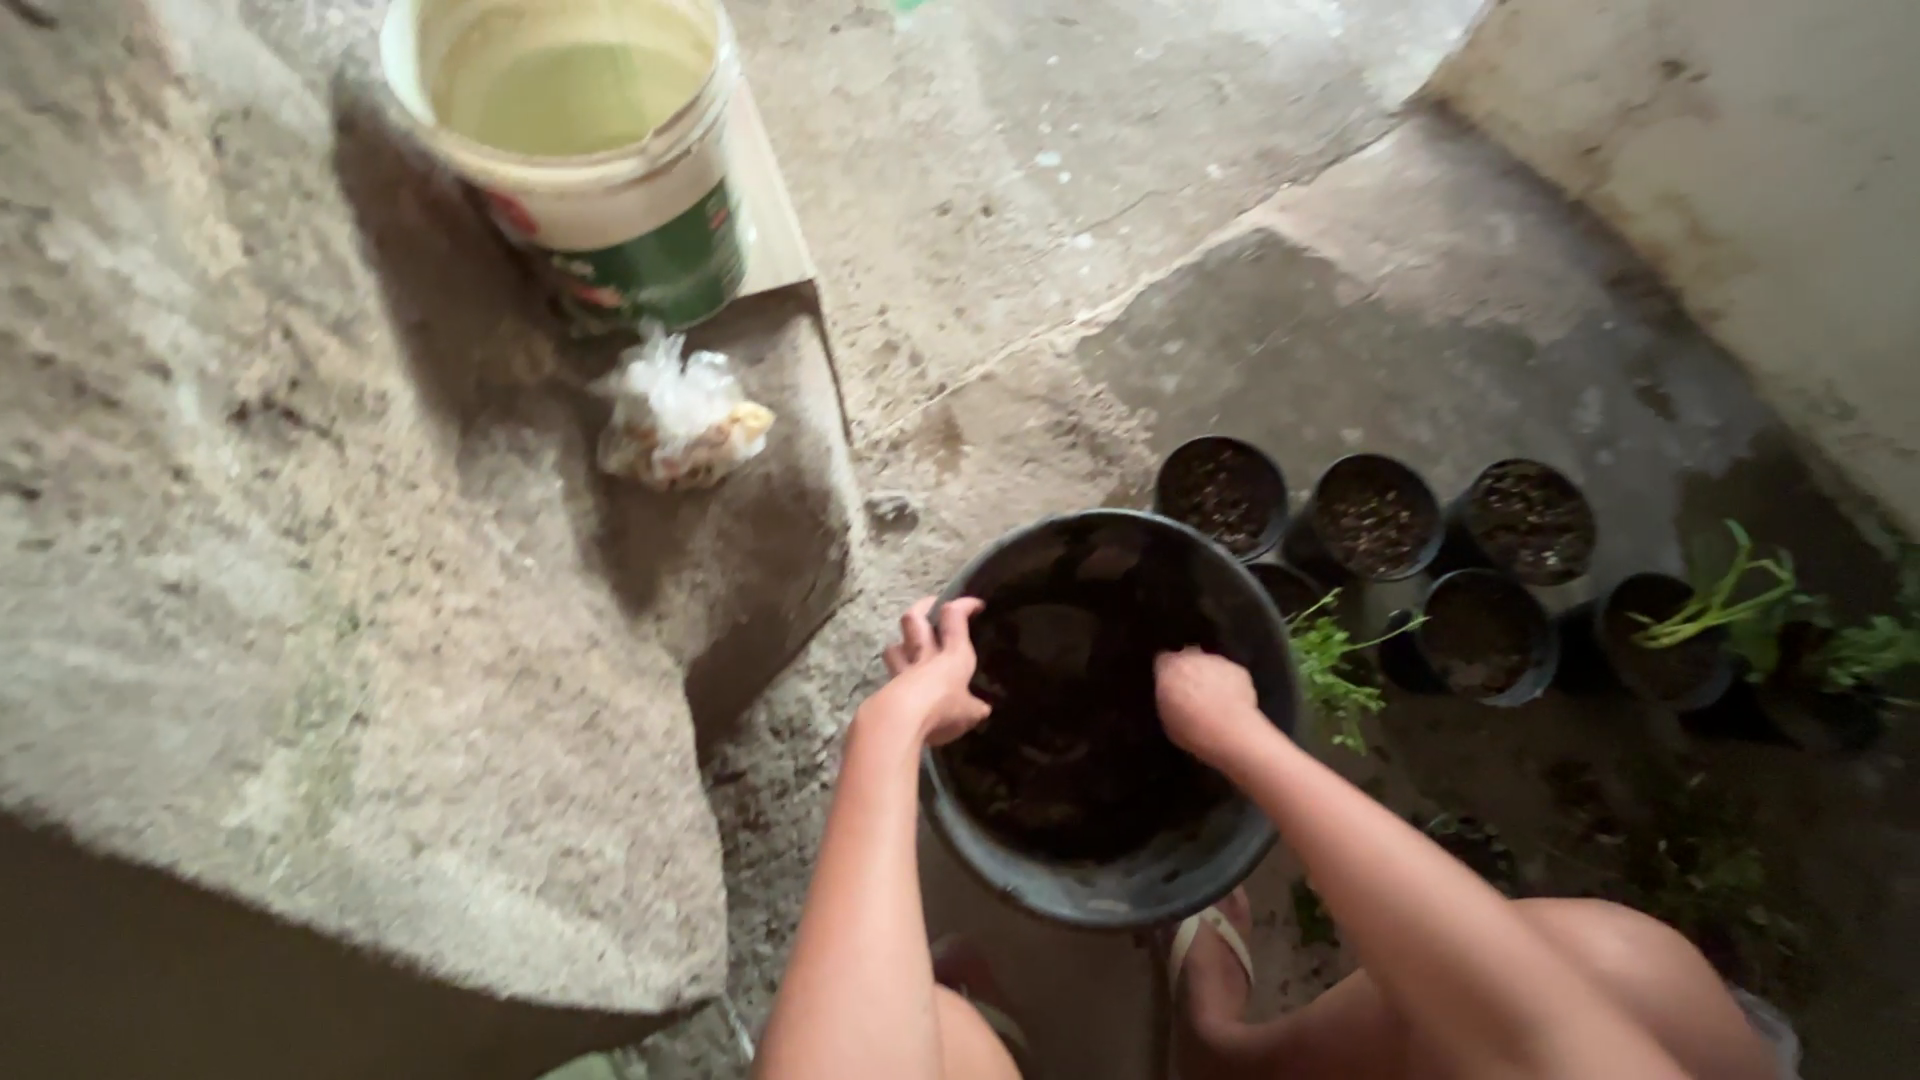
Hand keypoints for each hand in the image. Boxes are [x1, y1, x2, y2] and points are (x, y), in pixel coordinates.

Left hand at [864, 596, 991, 745]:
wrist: (900, 721)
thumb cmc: (942, 710)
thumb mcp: (969, 714)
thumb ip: (975, 708)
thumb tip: (983, 709)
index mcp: (952, 654)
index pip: (955, 617)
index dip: (964, 605)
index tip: (976, 604)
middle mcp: (925, 655)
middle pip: (915, 619)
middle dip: (923, 607)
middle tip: (931, 605)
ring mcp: (903, 670)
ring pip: (894, 646)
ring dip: (900, 643)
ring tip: (907, 647)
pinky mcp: (887, 689)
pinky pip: (891, 676)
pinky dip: (896, 678)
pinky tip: (902, 687)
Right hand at [1155, 647, 1267, 761]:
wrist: (1232, 733)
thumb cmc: (1191, 729)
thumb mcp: (1165, 716)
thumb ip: (1166, 696)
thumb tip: (1171, 693)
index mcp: (1170, 667)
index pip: (1163, 661)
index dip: (1167, 673)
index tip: (1169, 687)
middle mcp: (1193, 657)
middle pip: (1188, 657)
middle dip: (1189, 671)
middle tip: (1191, 692)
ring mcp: (1219, 661)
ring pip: (1210, 664)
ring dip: (1210, 676)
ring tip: (1214, 698)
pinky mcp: (1240, 670)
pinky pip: (1229, 673)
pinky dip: (1229, 683)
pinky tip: (1231, 700)